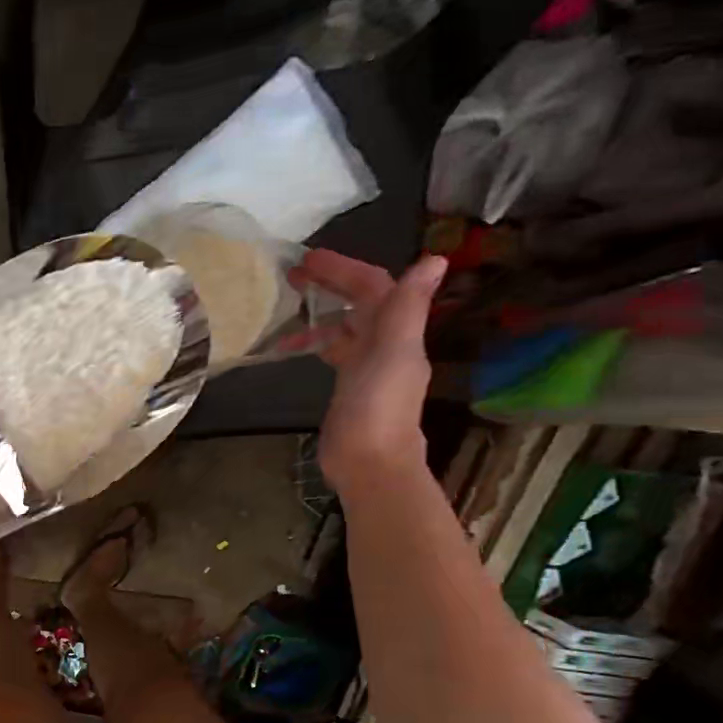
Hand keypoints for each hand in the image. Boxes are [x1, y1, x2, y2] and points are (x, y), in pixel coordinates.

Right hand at [292, 249, 446, 495]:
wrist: (369, 463)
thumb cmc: (376, 409)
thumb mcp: (391, 354)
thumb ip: (406, 308)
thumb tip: (435, 259)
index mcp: (397, 333)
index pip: (374, 288)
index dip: (345, 269)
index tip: (309, 259)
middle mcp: (385, 345)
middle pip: (360, 303)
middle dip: (331, 284)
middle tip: (293, 274)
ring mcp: (366, 367)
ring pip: (344, 327)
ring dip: (320, 312)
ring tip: (287, 306)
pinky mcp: (347, 388)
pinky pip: (333, 352)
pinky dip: (314, 342)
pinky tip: (291, 347)